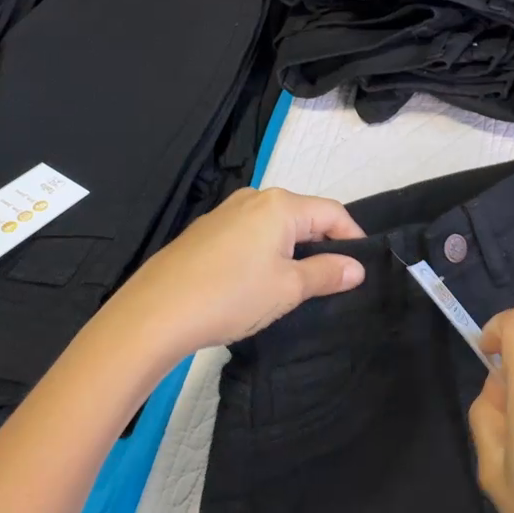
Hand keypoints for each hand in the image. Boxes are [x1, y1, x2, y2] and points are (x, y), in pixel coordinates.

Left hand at [90, 187, 366, 373]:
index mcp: (281, 205)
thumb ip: (327, 273)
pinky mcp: (204, 232)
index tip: (361, 267)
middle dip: (321, 243)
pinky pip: (248, 234)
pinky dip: (263, 252)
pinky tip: (254, 283)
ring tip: (295, 285)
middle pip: (303, 215)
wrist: (153, 315)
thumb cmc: (230, 296)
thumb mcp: (288, 289)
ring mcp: (225, 212)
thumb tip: (357, 267)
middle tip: (331, 279)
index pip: (332, 212)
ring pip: (274, 225)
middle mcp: (255, 197)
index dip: (352, 237)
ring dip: (291, 249)